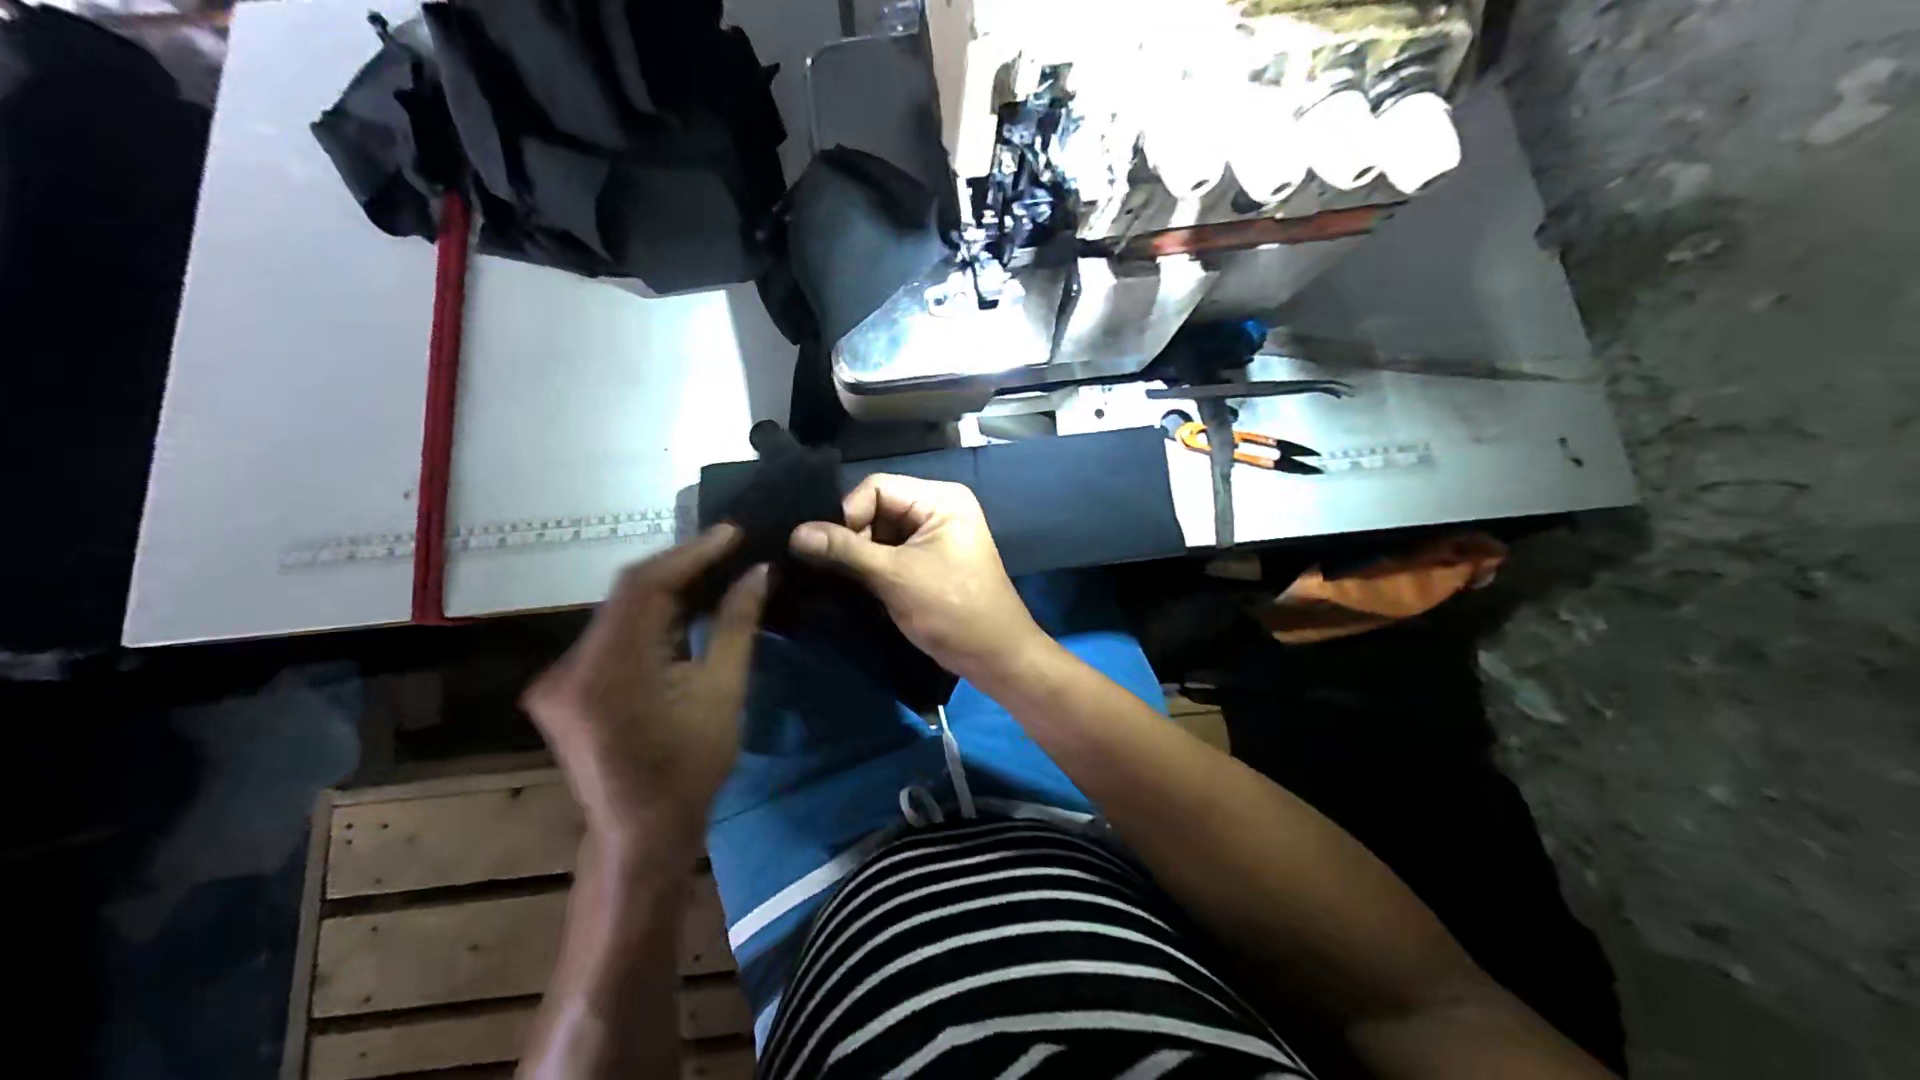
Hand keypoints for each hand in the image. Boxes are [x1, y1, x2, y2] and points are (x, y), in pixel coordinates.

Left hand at [521, 527, 767, 852]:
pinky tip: (680, 611)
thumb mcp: (723, 693)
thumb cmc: (691, 770)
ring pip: (616, 613)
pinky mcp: (561, 688)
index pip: (644, 587)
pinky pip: (608, 635)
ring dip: (663, 592)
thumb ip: (738, 625)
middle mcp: (567, 667)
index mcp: (607, 671)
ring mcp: (557, 679)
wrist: (639, 834)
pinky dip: (646, 618)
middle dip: (679, 569)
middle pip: (626, 595)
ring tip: (712, 570)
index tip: (731, 532)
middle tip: (728, 548)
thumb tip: (761, 571)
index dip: (690, 553)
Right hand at [789, 473, 1043, 678]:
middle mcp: (938, 510)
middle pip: (876, 509)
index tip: (825, 548)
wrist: (995, 657)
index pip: (877, 488)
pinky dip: (871, 568)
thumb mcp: (895, 577)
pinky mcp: (928, 562)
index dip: (847, 514)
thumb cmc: (952, 610)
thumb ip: (845, 551)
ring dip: (858, 556)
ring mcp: (934, 537)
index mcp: (941, 499)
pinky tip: (853, 584)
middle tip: (829, 568)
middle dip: (852, 537)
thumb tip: (795, 533)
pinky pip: (890, 553)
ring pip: (879, 534)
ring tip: (838, 578)